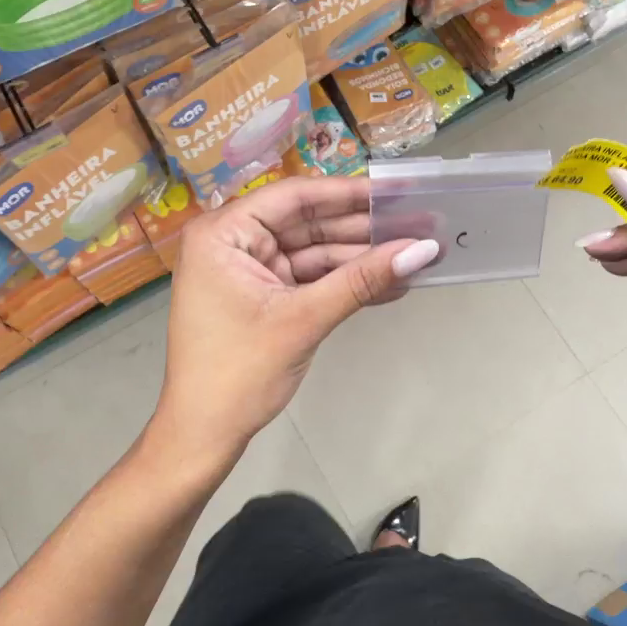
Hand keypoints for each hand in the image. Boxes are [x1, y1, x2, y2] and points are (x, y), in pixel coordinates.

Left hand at [155, 176, 437, 458]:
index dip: (348, 193)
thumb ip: (361, 280)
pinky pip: (309, 279)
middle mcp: (233, 242)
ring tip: (415, 254)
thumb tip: (423, 249)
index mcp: (223, 233)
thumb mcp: (303, 320)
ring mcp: (248, 271)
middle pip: (307, 223)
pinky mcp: (263, 297)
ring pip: (313, 253)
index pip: (294, 197)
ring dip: (360, 259)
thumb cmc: (239, 372)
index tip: (397, 190)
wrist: (204, 435)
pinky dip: (344, 283)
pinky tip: (390, 283)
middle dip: (361, 229)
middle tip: (418, 223)